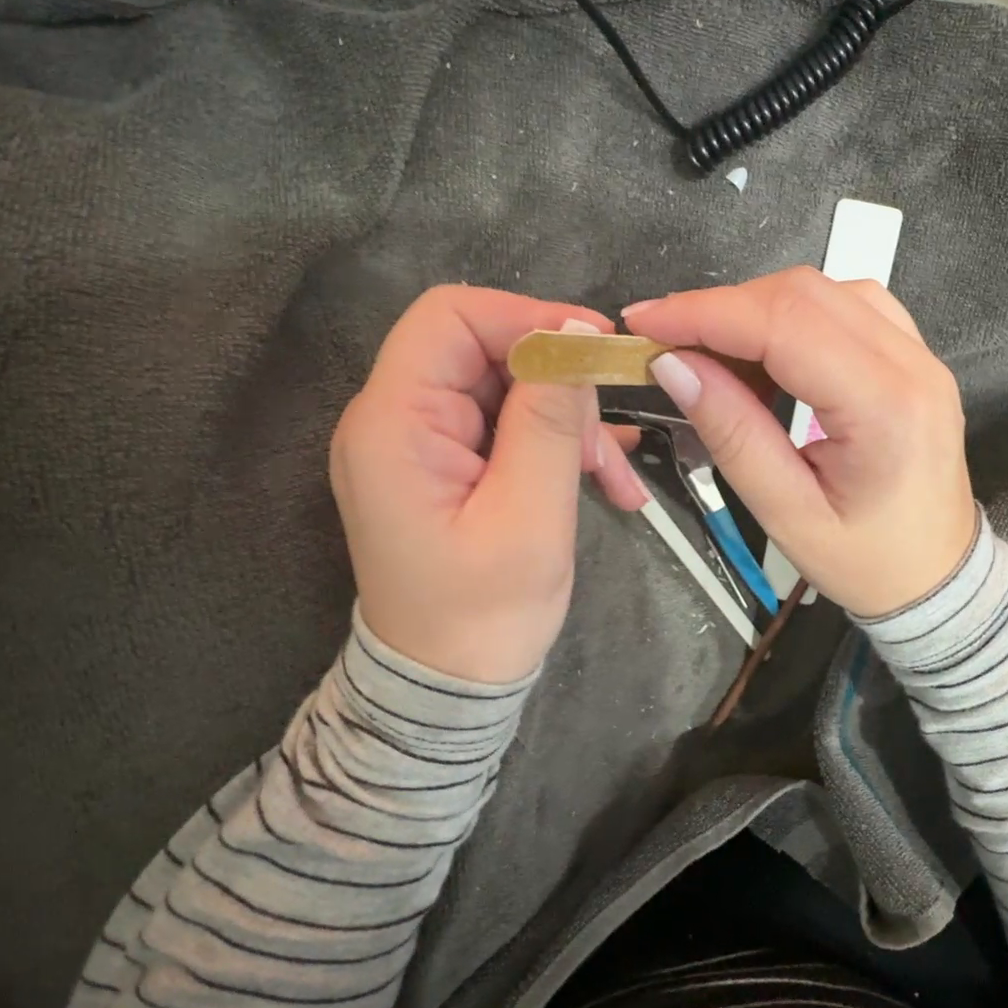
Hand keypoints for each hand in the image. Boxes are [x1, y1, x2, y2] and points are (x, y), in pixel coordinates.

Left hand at [330, 286, 647, 682]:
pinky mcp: (446, 466)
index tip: (596, 348)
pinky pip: (506, 426)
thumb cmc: (484, 614)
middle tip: (609, 440)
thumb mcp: (530, 517)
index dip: (528, 317)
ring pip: (506, 388)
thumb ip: (549, 420)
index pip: (451, 317)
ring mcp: (420, 444)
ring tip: (613, 476)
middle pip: (483, 349)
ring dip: (568, 420)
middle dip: (558, 382)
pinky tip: (605, 477)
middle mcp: (394, 420)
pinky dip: (556, 443)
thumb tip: (575, 332)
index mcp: (394, 424)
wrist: (446, 689)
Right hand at [622, 267, 976, 617]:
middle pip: (805, 292)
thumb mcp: (789, 515)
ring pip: (825, 290)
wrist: (939, 579)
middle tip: (669, 342)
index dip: (706, 313)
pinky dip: (795, 318)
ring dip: (757, 310)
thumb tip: (674, 366)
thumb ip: (733, 434)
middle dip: (723, 307)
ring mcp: (921, 356)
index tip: (646, 323)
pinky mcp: (915, 358)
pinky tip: (767, 354)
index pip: (786, 324)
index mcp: (885, 407)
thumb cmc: (869, 563)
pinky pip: (848, 307)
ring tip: (714, 356)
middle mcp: (912, 365)